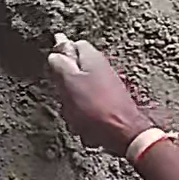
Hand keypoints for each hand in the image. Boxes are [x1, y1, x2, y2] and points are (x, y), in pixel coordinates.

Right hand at [46, 34, 153, 154]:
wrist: (123, 134)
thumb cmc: (97, 108)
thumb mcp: (69, 81)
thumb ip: (60, 64)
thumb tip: (54, 55)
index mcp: (93, 58)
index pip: (74, 45)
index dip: (61, 56)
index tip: (55, 70)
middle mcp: (102, 69)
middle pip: (75, 70)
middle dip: (65, 84)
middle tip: (65, 95)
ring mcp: (107, 87)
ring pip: (79, 91)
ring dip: (72, 103)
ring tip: (75, 113)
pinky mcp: (109, 104)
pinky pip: (88, 107)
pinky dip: (83, 115)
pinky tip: (84, 124)